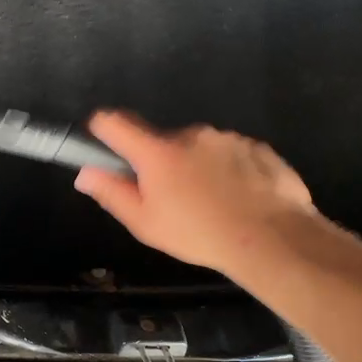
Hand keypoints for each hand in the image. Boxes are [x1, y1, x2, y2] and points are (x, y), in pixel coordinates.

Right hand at [74, 110, 316, 275]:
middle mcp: (190, 135)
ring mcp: (227, 138)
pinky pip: (232, 154)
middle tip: (171, 197)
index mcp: (156, 152)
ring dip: (197, 166)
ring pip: (199, 148)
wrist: (275, 239)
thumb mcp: (145, 223)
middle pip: (161, 140)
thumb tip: (86, 173)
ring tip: (212, 202)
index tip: (104, 146)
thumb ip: (111, 193)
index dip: (102, 129)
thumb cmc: (199, 233)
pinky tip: (239, 198)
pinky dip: (229, 171)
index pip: (114, 122)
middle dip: (161, 162)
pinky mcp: (258, 147)